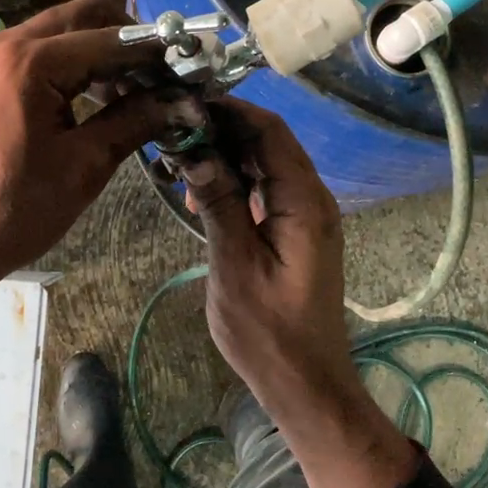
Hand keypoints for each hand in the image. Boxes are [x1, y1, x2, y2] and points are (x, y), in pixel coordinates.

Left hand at [0, 0, 186, 306]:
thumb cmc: (12, 211)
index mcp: (31, 61)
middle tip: (165, 78)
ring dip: (104, 54)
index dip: (157, 51)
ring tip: (140, 94)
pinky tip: (101, 101)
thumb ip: (135, 121)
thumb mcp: (83, 167)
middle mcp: (9, 43)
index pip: (111, 37)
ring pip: (63, 35)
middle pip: (85, 18)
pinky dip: (76, 68)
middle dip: (130, 41)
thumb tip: (184, 101)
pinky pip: (42, 56)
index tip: (193, 67)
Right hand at [177, 100, 418, 487]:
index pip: (270, 133)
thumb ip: (220, 205)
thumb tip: (198, 151)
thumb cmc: (269, 333)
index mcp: (304, 203)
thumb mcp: (235, 268)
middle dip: (223, 131)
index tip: (185, 104)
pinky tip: (203, 194)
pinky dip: (237, 184)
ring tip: (180, 160)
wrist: (307, 384)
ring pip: (267, 167)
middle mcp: (312, 201)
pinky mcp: (296, 235)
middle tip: (174, 130)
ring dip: (227, 157)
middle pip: (270, 144)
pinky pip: (267, 193)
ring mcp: (307, 218)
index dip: (230, 111)